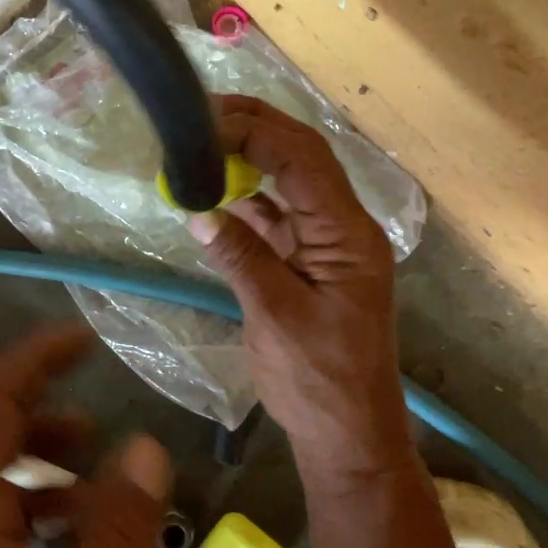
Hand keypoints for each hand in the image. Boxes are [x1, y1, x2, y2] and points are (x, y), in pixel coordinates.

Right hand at [188, 95, 413, 480]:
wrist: (348, 435)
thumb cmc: (319, 381)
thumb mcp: (275, 316)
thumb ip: (240, 257)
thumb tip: (198, 211)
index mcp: (348, 234)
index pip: (303, 160)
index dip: (255, 132)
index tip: (205, 126)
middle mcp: (343, 226)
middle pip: (303, 155)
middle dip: (256, 126)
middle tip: (204, 113)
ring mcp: (327, 242)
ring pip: (289, 178)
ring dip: (249, 155)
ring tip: (203, 139)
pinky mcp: (309, 259)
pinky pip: (277, 212)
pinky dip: (245, 196)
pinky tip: (213, 190)